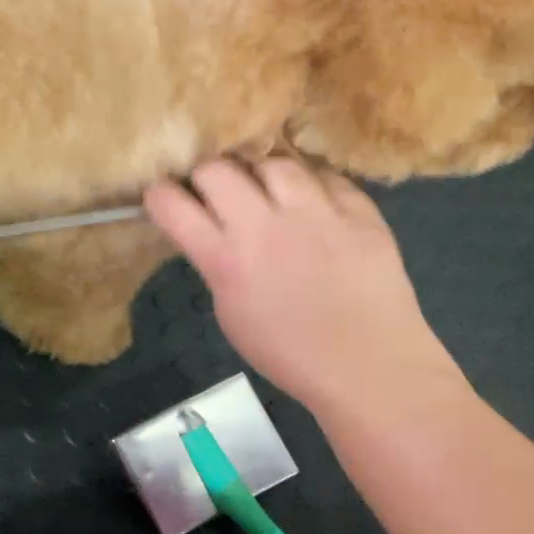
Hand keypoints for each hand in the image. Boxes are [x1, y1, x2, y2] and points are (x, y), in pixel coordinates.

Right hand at [144, 158, 468, 419]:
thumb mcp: (227, 306)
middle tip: (213, 191)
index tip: (165, 199)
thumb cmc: (286, 350)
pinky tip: (309, 200)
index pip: (169, 201)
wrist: (373, 371)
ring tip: (265, 189)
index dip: (160, 194)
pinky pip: (328, 178)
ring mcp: (319, 218)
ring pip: (274, 163)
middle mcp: (265, 228)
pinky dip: (312, 184)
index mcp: (225, 258)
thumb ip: (214, 259)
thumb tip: (205, 227)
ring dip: (259, 173)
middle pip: (216, 169)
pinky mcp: (363, 217)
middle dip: (205, 175)